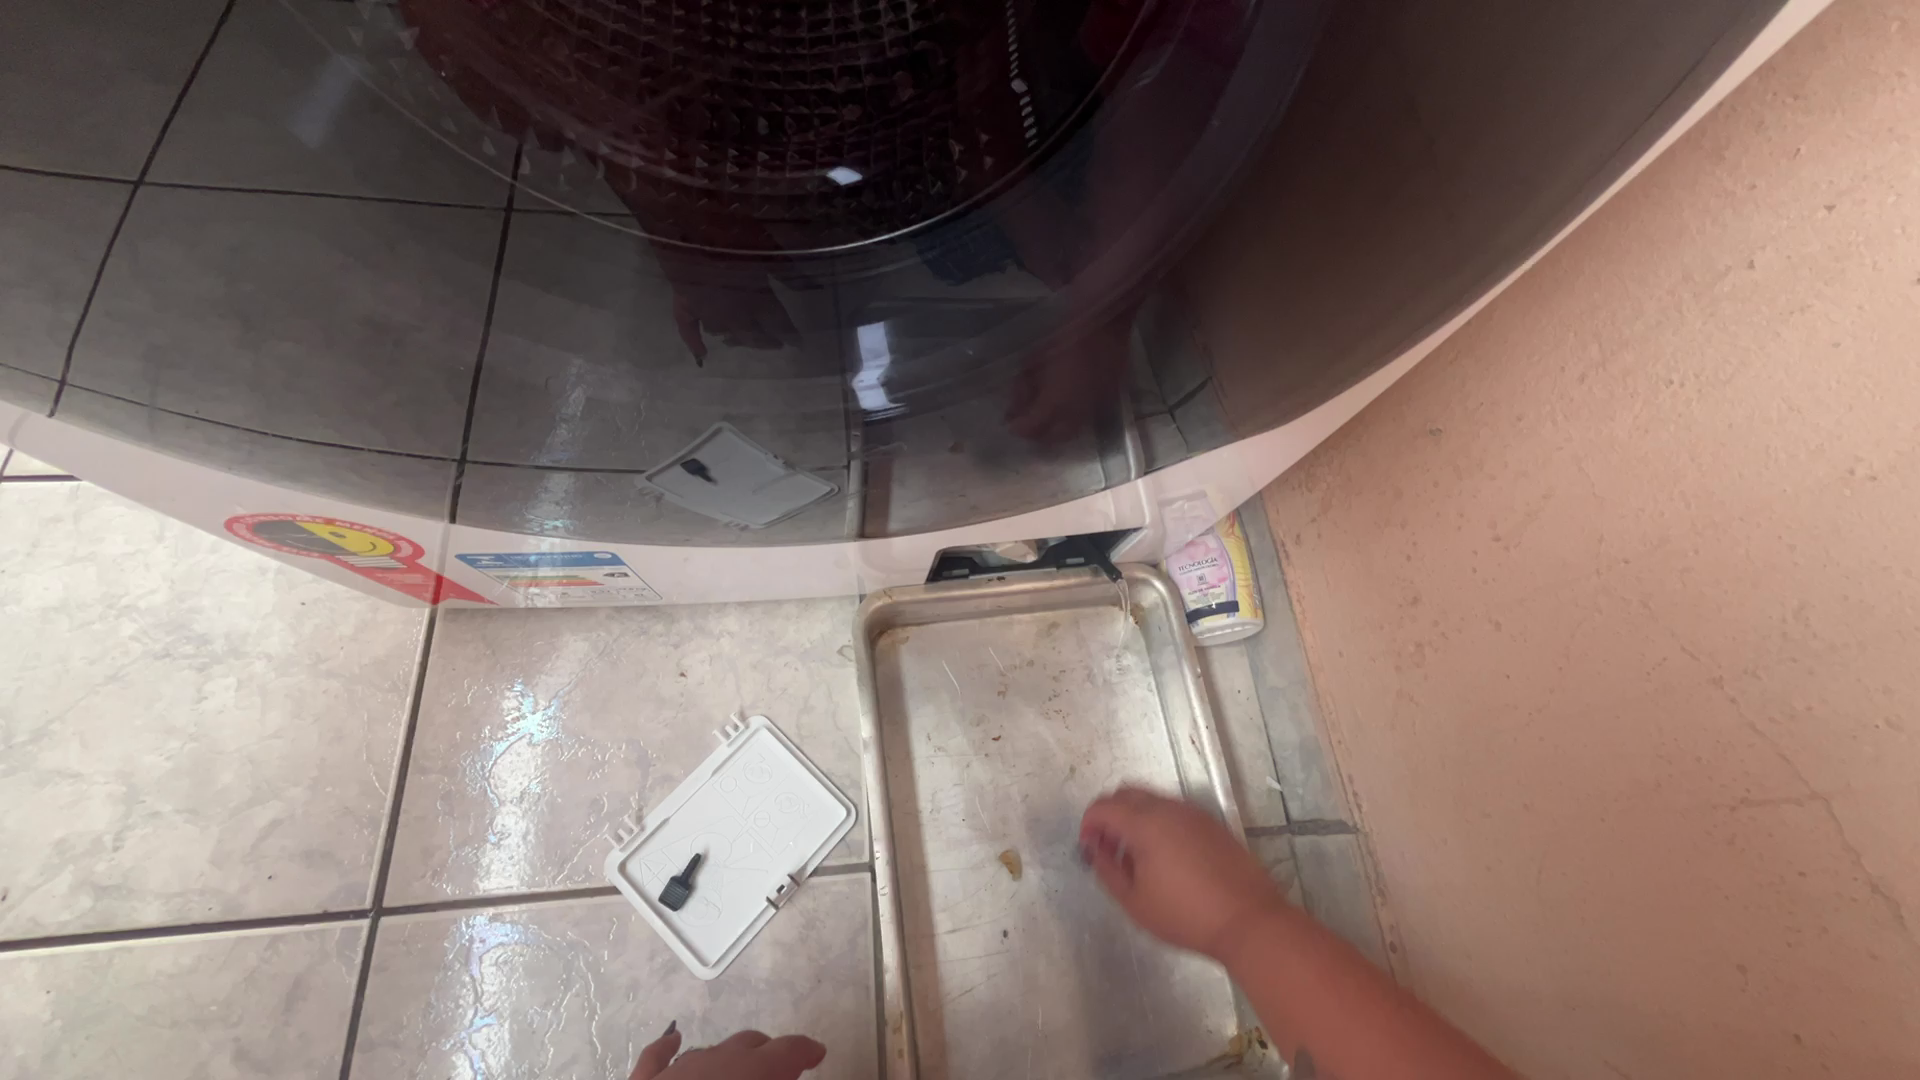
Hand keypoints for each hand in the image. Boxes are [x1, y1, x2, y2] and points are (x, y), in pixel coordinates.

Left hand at [628, 1026, 825, 1079]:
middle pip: (752, 1044)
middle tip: (779, 1077)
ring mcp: (679, 1069)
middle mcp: (719, 1059)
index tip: (817, 1054)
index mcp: (754, 1071)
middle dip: (768, 1057)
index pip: (789, 1050)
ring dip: (730, 1061)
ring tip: (738, 1076)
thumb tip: (789, 1077)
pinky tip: (674, 1038)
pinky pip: (656, 1058)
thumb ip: (778, 1079)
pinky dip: (666, 1047)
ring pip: (712, 1051)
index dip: (806, 1050)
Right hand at [1080, 786, 1288, 960]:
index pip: (1103, 807)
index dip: (1088, 824)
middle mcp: (1168, 808)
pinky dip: (1158, 823)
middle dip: (1109, 815)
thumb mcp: (1135, 902)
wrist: (1249, 921)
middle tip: (1108, 848)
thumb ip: (1107, 871)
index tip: (1088, 849)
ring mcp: (1193, 813)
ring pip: (1151, 800)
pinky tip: (1165, 857)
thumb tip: (1095, 851)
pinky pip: (1173, 811)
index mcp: (1145, 823)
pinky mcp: (1211, 823)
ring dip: (1134, 818)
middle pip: (1126, 793)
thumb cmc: (1187, 915)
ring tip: (1136, 856)